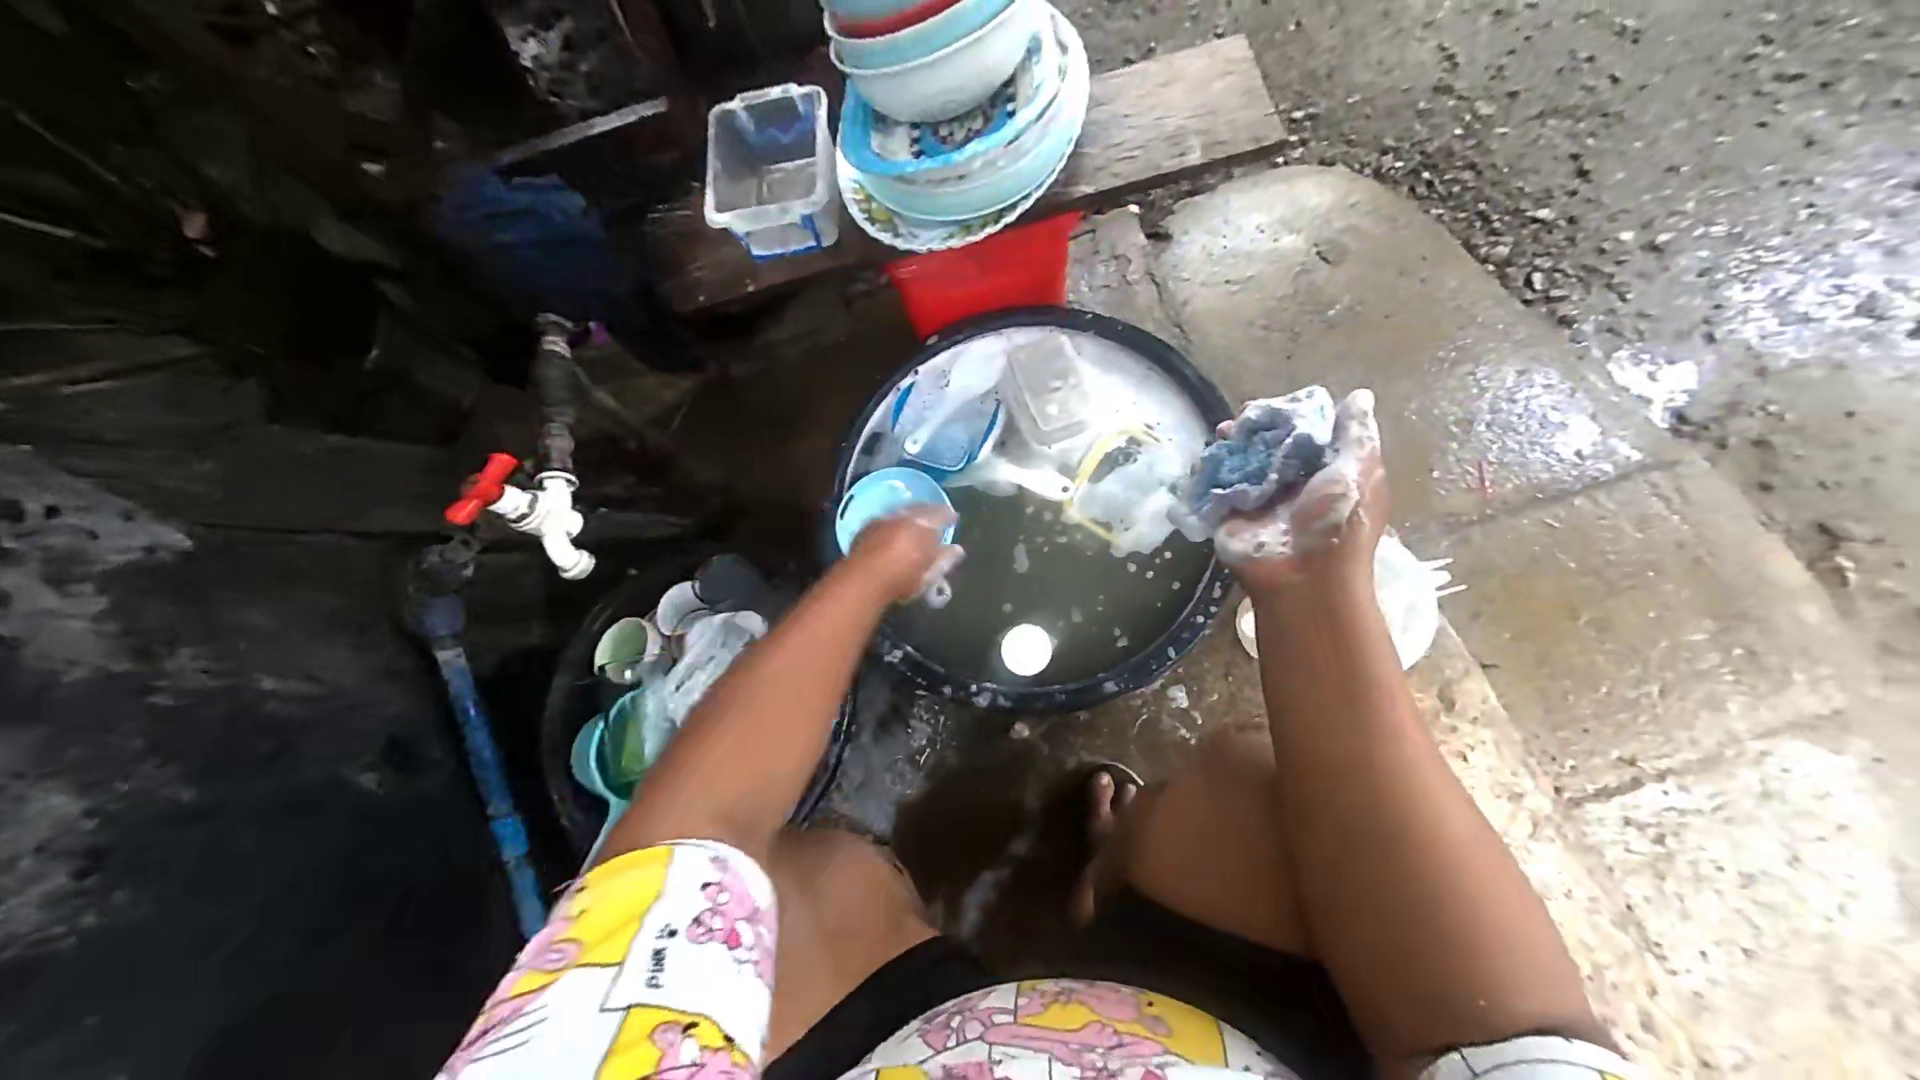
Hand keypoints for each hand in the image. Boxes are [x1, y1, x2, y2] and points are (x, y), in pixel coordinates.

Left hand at [846, 505, 963, 604]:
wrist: (862, 580)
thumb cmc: (903, 579)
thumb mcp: (930, 575)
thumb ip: (945, 559)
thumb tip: (957, 550)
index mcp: (924, 525)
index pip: (941, 513)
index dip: (948, 516)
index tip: (953, 518)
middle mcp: (903, 517)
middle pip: (919, 509)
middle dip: (928, 512)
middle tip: (934, 518)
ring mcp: (883, 520)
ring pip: (900, 513)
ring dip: (909, 517)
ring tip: (914, 524)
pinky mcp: (866, 528)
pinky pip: (885, 520)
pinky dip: (892, 524)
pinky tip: (892, 532)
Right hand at [1218, 388, 1386, 596]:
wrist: (1303, 577)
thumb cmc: (1340, 523)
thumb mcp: (1360, 471)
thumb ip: (1356, 434)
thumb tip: (1359, 395)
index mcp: (1321, 470)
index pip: (1299, 432)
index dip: (1284, 415)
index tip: (1271, 406)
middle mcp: (1286, 482)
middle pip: (1262, 444)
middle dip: (1250, 428)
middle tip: (1240, 420)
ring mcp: (1253, 498)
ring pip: (1235, 462)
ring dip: (1226, 446)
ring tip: (1221, 435)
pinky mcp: (1226, 514)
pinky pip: (1210, 486)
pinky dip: (1203, 470)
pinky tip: (1203, 459)